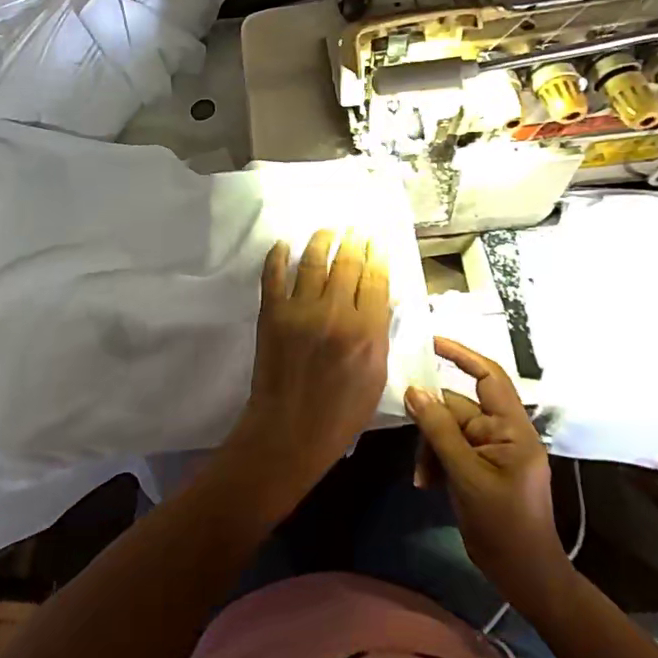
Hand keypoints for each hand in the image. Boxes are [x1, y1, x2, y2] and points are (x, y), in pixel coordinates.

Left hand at [225, 230, 391, 495]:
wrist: (290, 429)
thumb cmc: (341, 412)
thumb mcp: (377, 377)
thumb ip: (381, 334)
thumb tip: (386, 300)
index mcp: (367, 330)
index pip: (375, 280)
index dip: (377, 256)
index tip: (376, 242)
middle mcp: (335, 312)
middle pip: (346, 264)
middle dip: (353, 241)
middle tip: (354, 228)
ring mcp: (300, 310)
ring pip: (313, 262)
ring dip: (321, 241)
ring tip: (327, 230)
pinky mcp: (271, 313)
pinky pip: (274, 275)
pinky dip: (277, 256)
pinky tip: (283, 244)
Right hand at [405, 337, 569, 599]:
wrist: (524, 576)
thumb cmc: (503, 524)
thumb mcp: (466, 475)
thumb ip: (439, 430)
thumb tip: (413, 391)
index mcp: (512, 429)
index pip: (489, 378)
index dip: (462, 356)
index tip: (431, 342)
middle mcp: (502, 434)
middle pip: (458, 407)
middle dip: (432, 423)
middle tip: (410, 435)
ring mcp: (491, 452)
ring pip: (448, 430)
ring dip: (430, 449)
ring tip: (423, 477)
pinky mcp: (479, 468)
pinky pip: (450, 449)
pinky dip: (435, 462)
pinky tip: (427, 484)